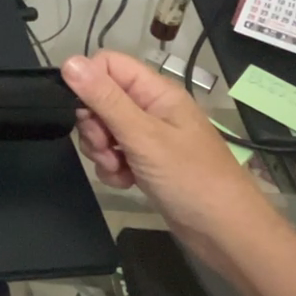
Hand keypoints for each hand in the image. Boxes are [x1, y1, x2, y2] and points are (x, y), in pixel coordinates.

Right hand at [64, 52, 284, 262]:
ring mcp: (149, 137)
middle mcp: (152, 108)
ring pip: (104, 128)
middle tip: (104, 147)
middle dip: (93, 124)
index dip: (89, 83)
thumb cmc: (190, 178)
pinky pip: (114, 154)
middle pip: (101, 98)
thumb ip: (105, 99)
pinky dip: (112, 168)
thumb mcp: (142, 136)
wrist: (227, 234)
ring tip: (116, 169)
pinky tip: (124, 182)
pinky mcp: (146, 162)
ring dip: (100, 150)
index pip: (108, 65)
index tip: (84, 112)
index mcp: (156, 92)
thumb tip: (69, 61)